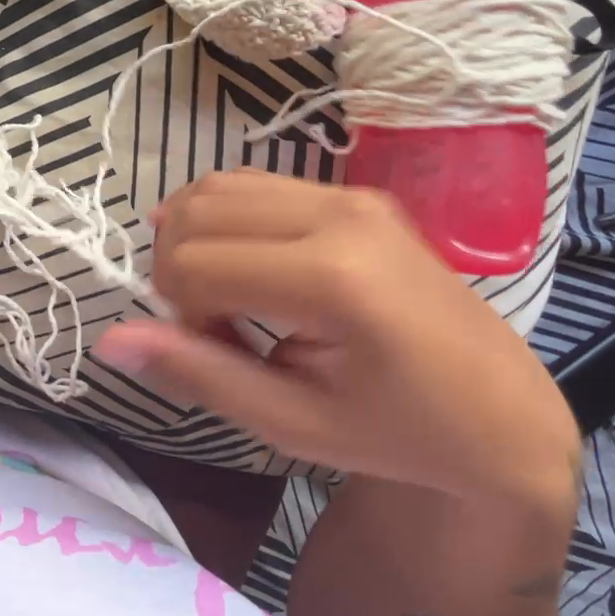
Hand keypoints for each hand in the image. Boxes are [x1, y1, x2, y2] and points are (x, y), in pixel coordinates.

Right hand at [95, 171, 578, 509]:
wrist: (504, 411)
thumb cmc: (398, 432)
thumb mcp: (292, 423)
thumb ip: (196, 372)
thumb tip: (110, 338)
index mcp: (333, 279)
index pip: (192, 265)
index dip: (180, 312)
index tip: (220, 351)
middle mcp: (339, 216)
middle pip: (193, 214)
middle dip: (179, 270)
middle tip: (220, 325)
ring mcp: (347, 195)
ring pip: (212, 189)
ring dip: (193, 239)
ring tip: (232, 294)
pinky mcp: (350, 192)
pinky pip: (247, 183)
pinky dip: (219, 218)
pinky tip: (242, 262)